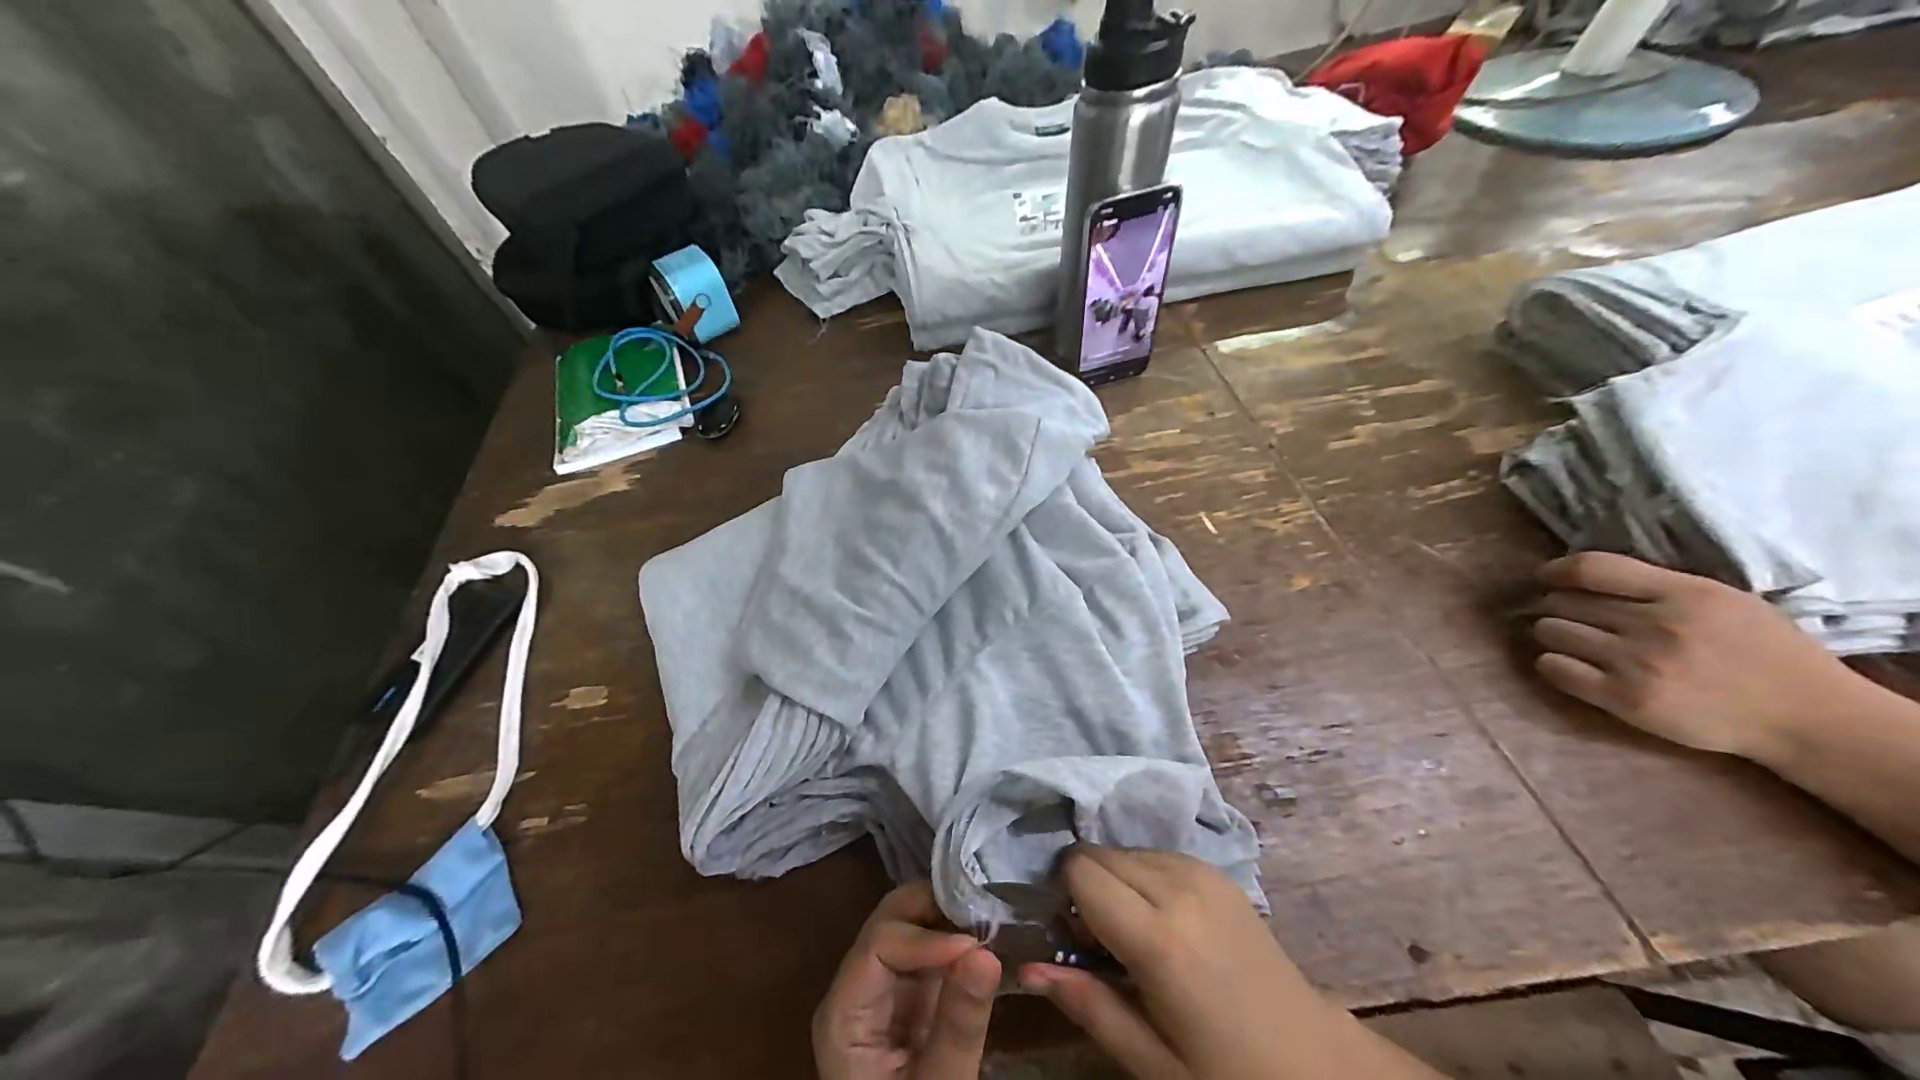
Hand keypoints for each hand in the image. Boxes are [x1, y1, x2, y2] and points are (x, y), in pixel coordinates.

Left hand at [813, 881, 1001, 1079]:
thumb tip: (985, 953)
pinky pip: (931, 950)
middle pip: (890, 921)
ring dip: (950, 918)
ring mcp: (883, 988)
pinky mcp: (910, 996)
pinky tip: (989, 938)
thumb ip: (957, 1027)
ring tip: (994, 919)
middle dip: (937, 909)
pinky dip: (959, 937)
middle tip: (988, 912)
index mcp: (844, 1012)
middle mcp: (857, 986)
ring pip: (911, 925)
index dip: (925, 937)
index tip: (975, 946)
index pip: (879, 943)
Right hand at [1019, 847, 1436, 1079]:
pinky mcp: (1216, 869)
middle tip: (1099, 943)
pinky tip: (1160, 919)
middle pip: (1098, 854)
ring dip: (1113, 881)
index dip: (1064, 898)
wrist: (1314, 1059)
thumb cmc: (1226, 1072)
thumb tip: (1026, 967)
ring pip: (1124, 849)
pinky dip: (1140, 876)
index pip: (1079, 871)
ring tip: (1132, 933)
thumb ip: (1088, 1003)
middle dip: (1084, 888)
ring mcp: (1201, 871)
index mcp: (1160, 938)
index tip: (1072, 937)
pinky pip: (1154, 853)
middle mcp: (1178, 887)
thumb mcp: (1152, 1060)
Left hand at [1530, 552, 1869, 758]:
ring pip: (1551, 631)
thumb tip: (1586, 576)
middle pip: (1562, 601)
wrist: (1808, 718)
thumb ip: (1658, 586)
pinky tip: (1569, 666)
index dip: (1555, 570)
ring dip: (1553, 634)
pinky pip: (1555, 667)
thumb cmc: (1765, 654)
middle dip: (1557, 606)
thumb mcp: (1723, 601)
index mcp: (1685, 594)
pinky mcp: (1625, 698)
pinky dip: (1552, 663)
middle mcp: (1656, 625)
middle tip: (1570, 617)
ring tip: (1572, 641)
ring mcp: (1638, 663)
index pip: (1591, 568)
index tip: (1546, 577)